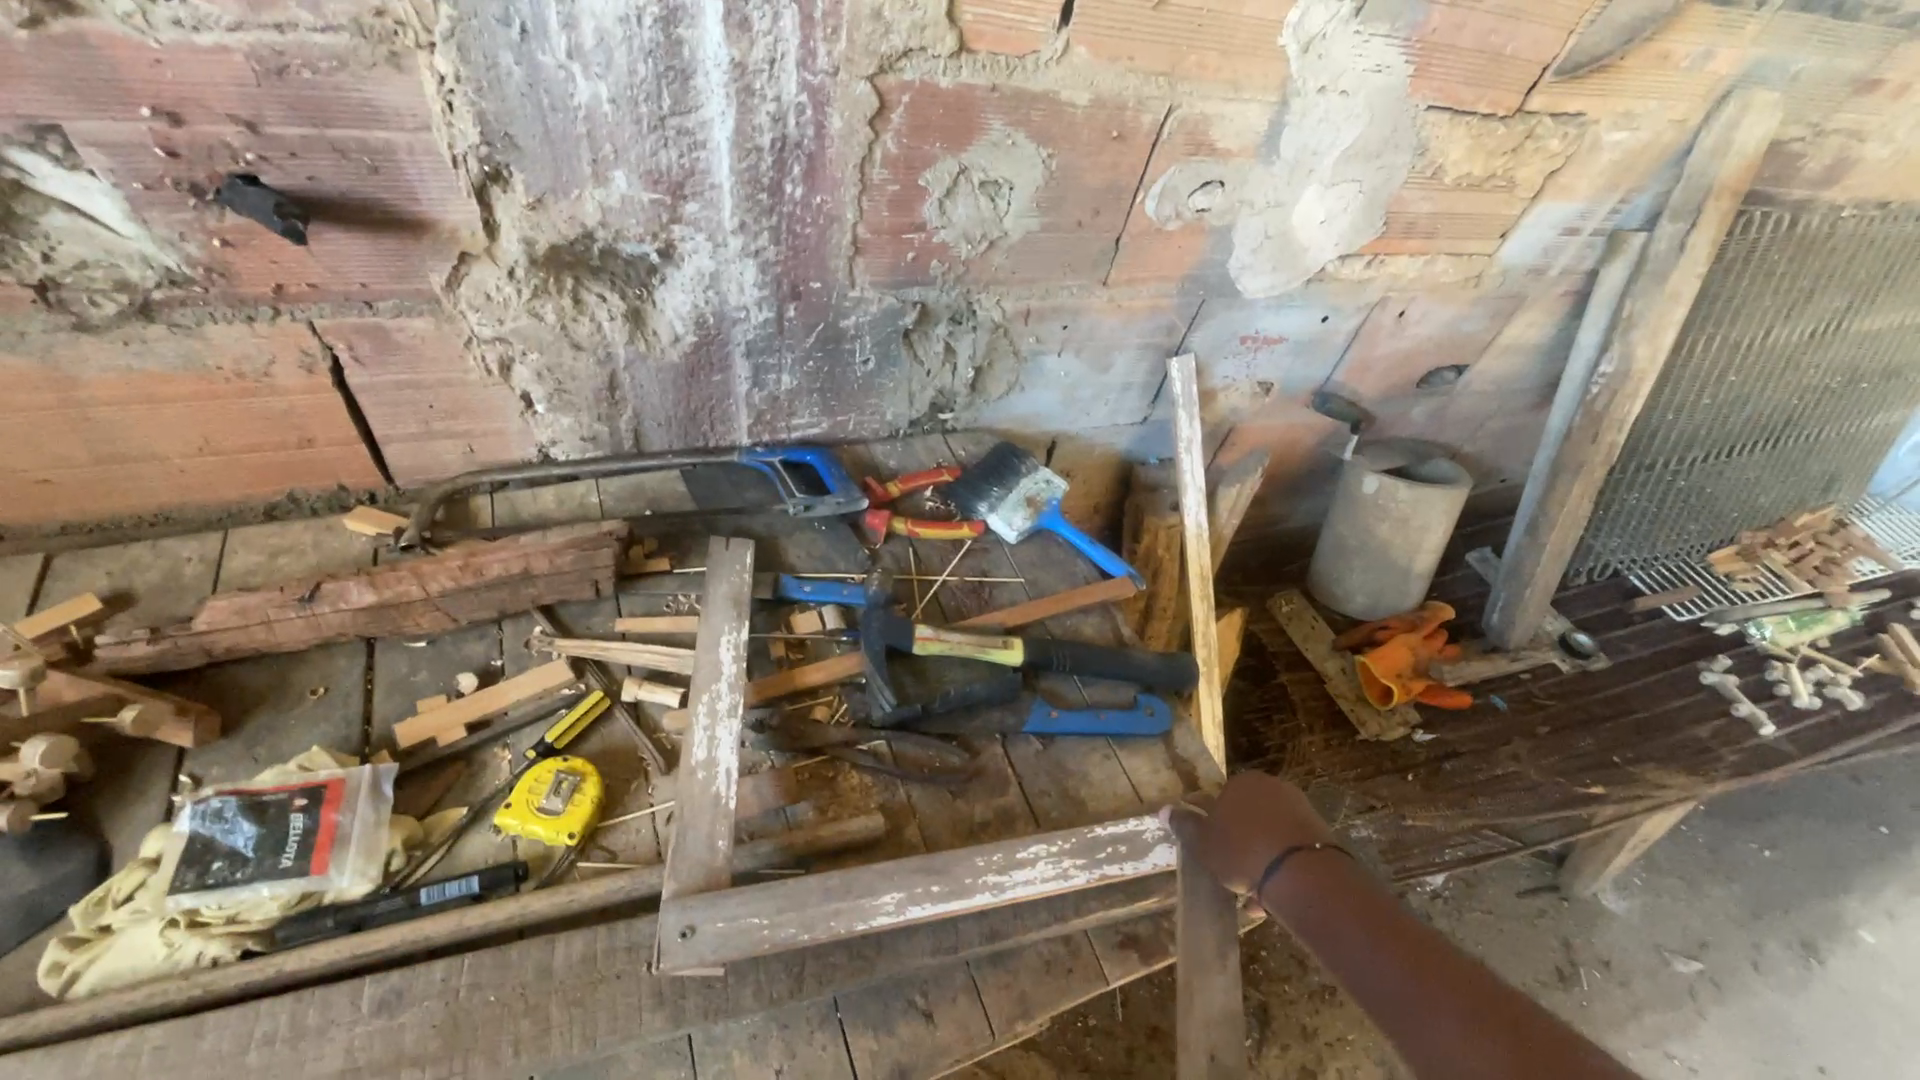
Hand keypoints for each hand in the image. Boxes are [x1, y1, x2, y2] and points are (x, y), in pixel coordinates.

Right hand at [1161, 771, 1335, 894]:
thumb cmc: (1242, 851)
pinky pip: (1290, 852)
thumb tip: (1163, 810)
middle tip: (1229, 876)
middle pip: (1247, 820)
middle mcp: (1273, 789)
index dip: (1213, 829)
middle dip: (1239, 849)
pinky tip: (1272, 901)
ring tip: (1252, 899)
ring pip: (1269, 839)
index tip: (1211, 854)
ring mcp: (1300, 810)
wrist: (1302, 874)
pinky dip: (1280, 872)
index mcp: (1242, 783)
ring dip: (1259, 865)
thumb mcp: (1203, 842)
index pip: (1220, 801)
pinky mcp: (1321, 835)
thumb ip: (1184, 826)